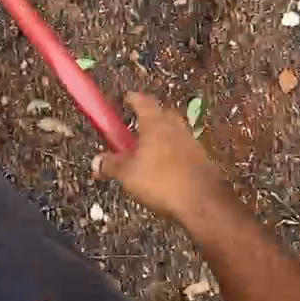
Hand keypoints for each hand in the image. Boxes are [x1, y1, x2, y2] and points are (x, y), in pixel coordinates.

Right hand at [95, 92, 232, 224]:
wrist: (204, 202)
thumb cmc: (161, 181)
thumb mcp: (128, 174)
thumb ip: (111, 165)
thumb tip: (95, 162)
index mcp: (154, 123)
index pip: (142, 101)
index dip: (132, 98)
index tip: (125, 99)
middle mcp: (174, 126)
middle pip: (161, 113)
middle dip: (149, 116)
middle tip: (137, 126)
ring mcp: (191, 142)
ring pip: (174, 131)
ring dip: (163, 135)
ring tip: (151, 150)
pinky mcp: (203, 159)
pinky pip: (185, 148)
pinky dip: (175, 152)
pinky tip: (168, 168)